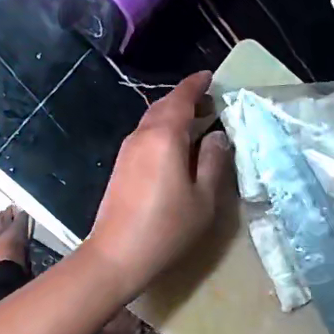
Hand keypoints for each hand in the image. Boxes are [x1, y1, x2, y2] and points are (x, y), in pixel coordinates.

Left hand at [82, 71, 231, 293]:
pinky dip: (162, 133)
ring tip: (197, 124)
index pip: (181, 97)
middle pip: (164, 107)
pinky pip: (145, 138)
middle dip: (186, 100)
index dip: (197, 85)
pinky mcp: (120, 168)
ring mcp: (127, 152)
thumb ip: (213, 162)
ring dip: (174, 117)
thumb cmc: (166, 228)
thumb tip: (217, 136)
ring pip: (152, 122)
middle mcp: (141, 136)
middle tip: (210, 103)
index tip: (211, 78)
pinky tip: (176, 149)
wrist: (116, 256)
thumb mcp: (203, 198)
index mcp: (164, 136)